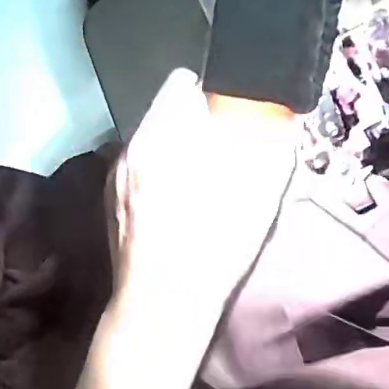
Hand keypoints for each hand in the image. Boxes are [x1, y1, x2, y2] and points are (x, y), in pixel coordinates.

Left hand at [109, 69, 297, 321]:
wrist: (162, 305)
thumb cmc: (212, 249)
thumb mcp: (256, 195)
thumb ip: (270, 148)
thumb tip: (280, 124)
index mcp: (164, 135)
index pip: (182, 82)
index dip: (211, 95)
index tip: (229, 117)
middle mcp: (131, 146)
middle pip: (165, 113)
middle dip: (194, 125)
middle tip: (221, 153)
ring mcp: (115, 176)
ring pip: (150, 142)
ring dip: (175, 150)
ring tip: (198, 184)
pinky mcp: (109, 201)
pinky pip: (138, 169)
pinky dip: (156, 175)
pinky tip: (174, 208)